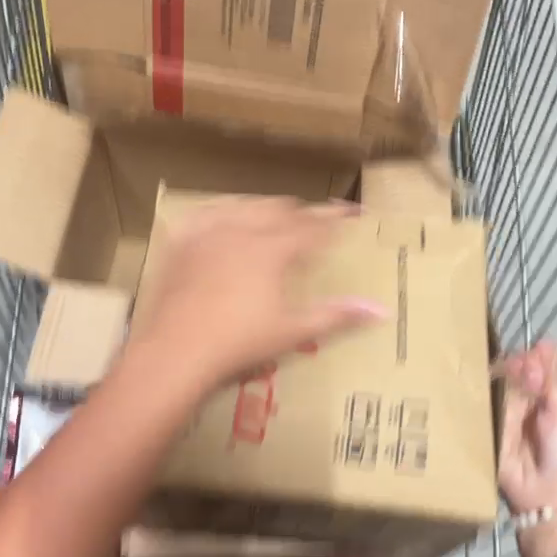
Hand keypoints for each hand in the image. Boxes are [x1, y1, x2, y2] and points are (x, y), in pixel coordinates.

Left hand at [128, 197, 387, 391]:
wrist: (176, 350)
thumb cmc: (240, 343)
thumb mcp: (293, 330)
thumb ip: (337, 315)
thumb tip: (380, 310)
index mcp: (274, 249)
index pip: (314, 226)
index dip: (335, 217)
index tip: (351, 211)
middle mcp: (243, 230)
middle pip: (280, 209)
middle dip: (300, 213)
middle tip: (313, 222)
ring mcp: (208, 233)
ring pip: (244, 205)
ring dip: (265, 208)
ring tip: (276, 216)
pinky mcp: (182, 242)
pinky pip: (206, 214)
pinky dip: (225, 212)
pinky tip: (227, 218)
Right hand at [497, 340, 556, 513]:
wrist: (546, 494)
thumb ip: (551, 382)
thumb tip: (546, 344)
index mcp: (554, 403)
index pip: (546, 371)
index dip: (543, 357)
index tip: (541, 346)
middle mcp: (531, 406)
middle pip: (523, 375)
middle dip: (525, 363)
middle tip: (525, 361)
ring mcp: (509, 415)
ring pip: (505, 385)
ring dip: (510, 373)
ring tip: (514, 366)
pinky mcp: (490, 426)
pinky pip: (488, 403)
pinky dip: (489, 389)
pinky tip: (491, 377)